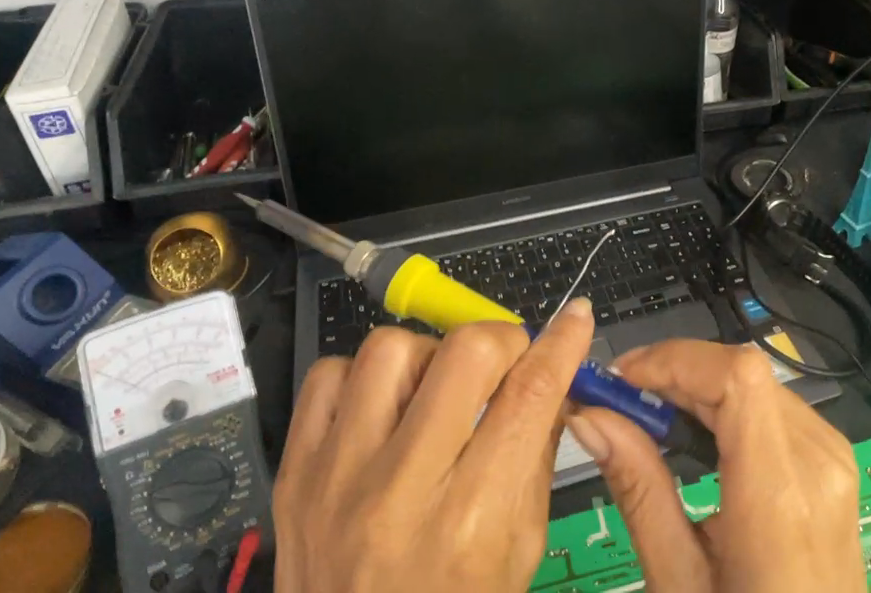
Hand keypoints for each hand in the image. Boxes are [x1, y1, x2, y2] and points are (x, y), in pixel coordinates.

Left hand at [273, 299, 595, 592]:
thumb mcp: (519, 553)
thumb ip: (535, 457)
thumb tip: (550, 377)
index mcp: (470, 521)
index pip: (527, 397)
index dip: (560, 345)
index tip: (576, 317)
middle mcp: (400, 490)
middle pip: (463, 352)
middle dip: (499, 343)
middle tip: (502, 367)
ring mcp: (336, 477)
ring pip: (391, 349)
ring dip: (428, 357)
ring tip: (435, 393)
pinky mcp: (294, 471)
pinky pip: (328, 375)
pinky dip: (363, 377)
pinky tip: (382, 408)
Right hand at [564, 340, 862, 591]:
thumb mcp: (680, 580)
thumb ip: (639, 489)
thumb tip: (589, 415)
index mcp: (781, 495)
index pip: (737, 376)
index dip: (674, 360)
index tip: (621, 379)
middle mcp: (818, 460)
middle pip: (744, 373)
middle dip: (675, 372)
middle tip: (620, 400)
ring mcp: (834, 458)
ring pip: (758, 383)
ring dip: (698, 387)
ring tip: (648, 417)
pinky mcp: (833, 462)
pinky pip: (774, 406)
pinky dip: (727, 406)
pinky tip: (694, 436)